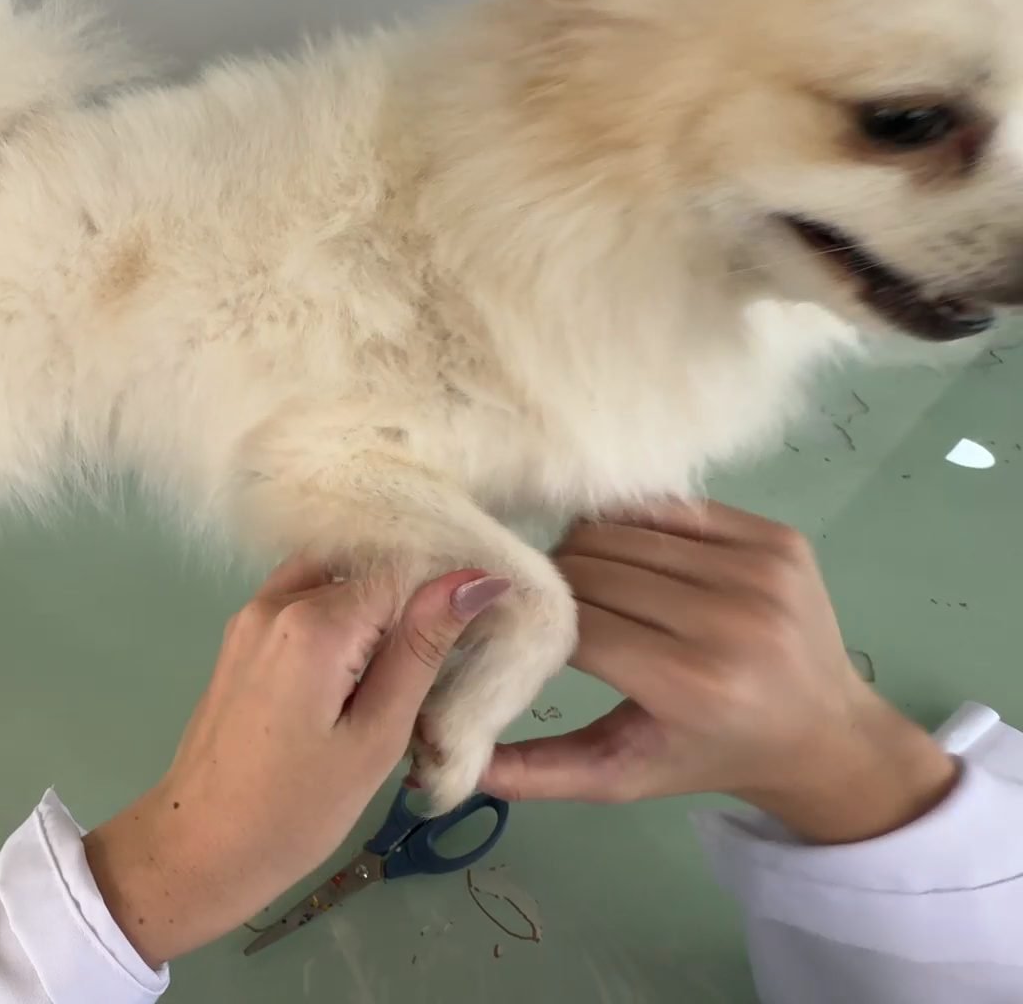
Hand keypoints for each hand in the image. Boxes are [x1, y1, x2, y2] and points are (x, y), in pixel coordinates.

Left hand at [82, 559, 508, 966]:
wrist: (204, 839)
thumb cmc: (299, 804)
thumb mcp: (376, 733)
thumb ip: (421, 649)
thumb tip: (474, 579)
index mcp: (311, 621)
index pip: (397, 571)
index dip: (444, 590)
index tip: (482, 621)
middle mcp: (273, 602)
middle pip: (357, 568)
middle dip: (405, 595)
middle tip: (442, 650)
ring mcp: (247, 617)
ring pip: (324, 579)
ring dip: (367, 605)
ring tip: (403, 660)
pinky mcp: (237, 638)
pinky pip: (294, 602)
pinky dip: (332, 615)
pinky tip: (357, 663)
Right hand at [479, 500, 959, 844]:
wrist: (828, 735)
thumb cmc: (707, 753)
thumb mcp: (617, 775)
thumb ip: (535, 772)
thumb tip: (453, 765)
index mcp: (694, 684)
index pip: (571, 621)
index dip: (534, 622)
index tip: (523, 633)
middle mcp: (735, 621)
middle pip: (585, 567)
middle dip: (553, 584)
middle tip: (555, 609)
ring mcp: (761, 572)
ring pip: (611, 531)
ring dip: (582, 553)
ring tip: (590, 585)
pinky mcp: (777, 538)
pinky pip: (656, 506)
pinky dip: (624, 526)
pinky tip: (629, 558)